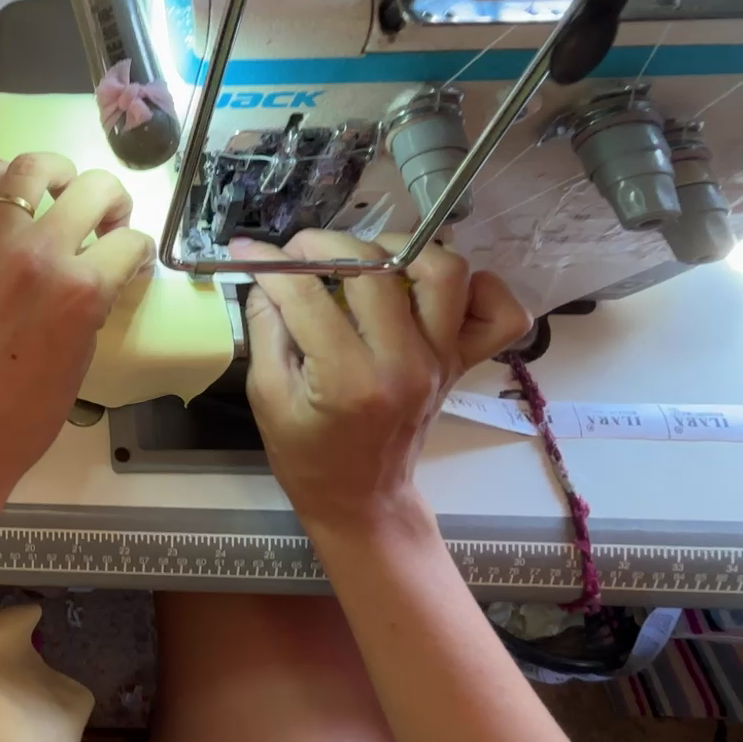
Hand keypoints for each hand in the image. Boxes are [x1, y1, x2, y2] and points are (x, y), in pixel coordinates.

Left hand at [0, 152, 153, 504]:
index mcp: (81, 289)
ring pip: (28, 171)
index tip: (132, 258)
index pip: (129, 242)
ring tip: (58, 187)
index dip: (139, 250)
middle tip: (106, 218)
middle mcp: (38, 255)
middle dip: (113, 199)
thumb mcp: (84, 355)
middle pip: (92, 189)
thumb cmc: (29, 413)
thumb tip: (103, 268)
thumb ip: (95, 300)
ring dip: (55, 172)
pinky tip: (5, 189)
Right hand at [232, 230, 531, 533]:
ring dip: (397, 250)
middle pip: (375, 270)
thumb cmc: (304, 452)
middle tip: (296, 253)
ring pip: (443, 272)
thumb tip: (266, 277)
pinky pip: (498, 311)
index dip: (270, 263)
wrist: (359, 496)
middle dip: (324, 245)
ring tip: (361, 258)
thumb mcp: (266, 394)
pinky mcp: (461, 361)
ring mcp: (442, 359)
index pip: (307, 295)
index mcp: (349, 378)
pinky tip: (426, 287)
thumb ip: (265, 329)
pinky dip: (474, 286)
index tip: (245, 249)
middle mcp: (406, 362)